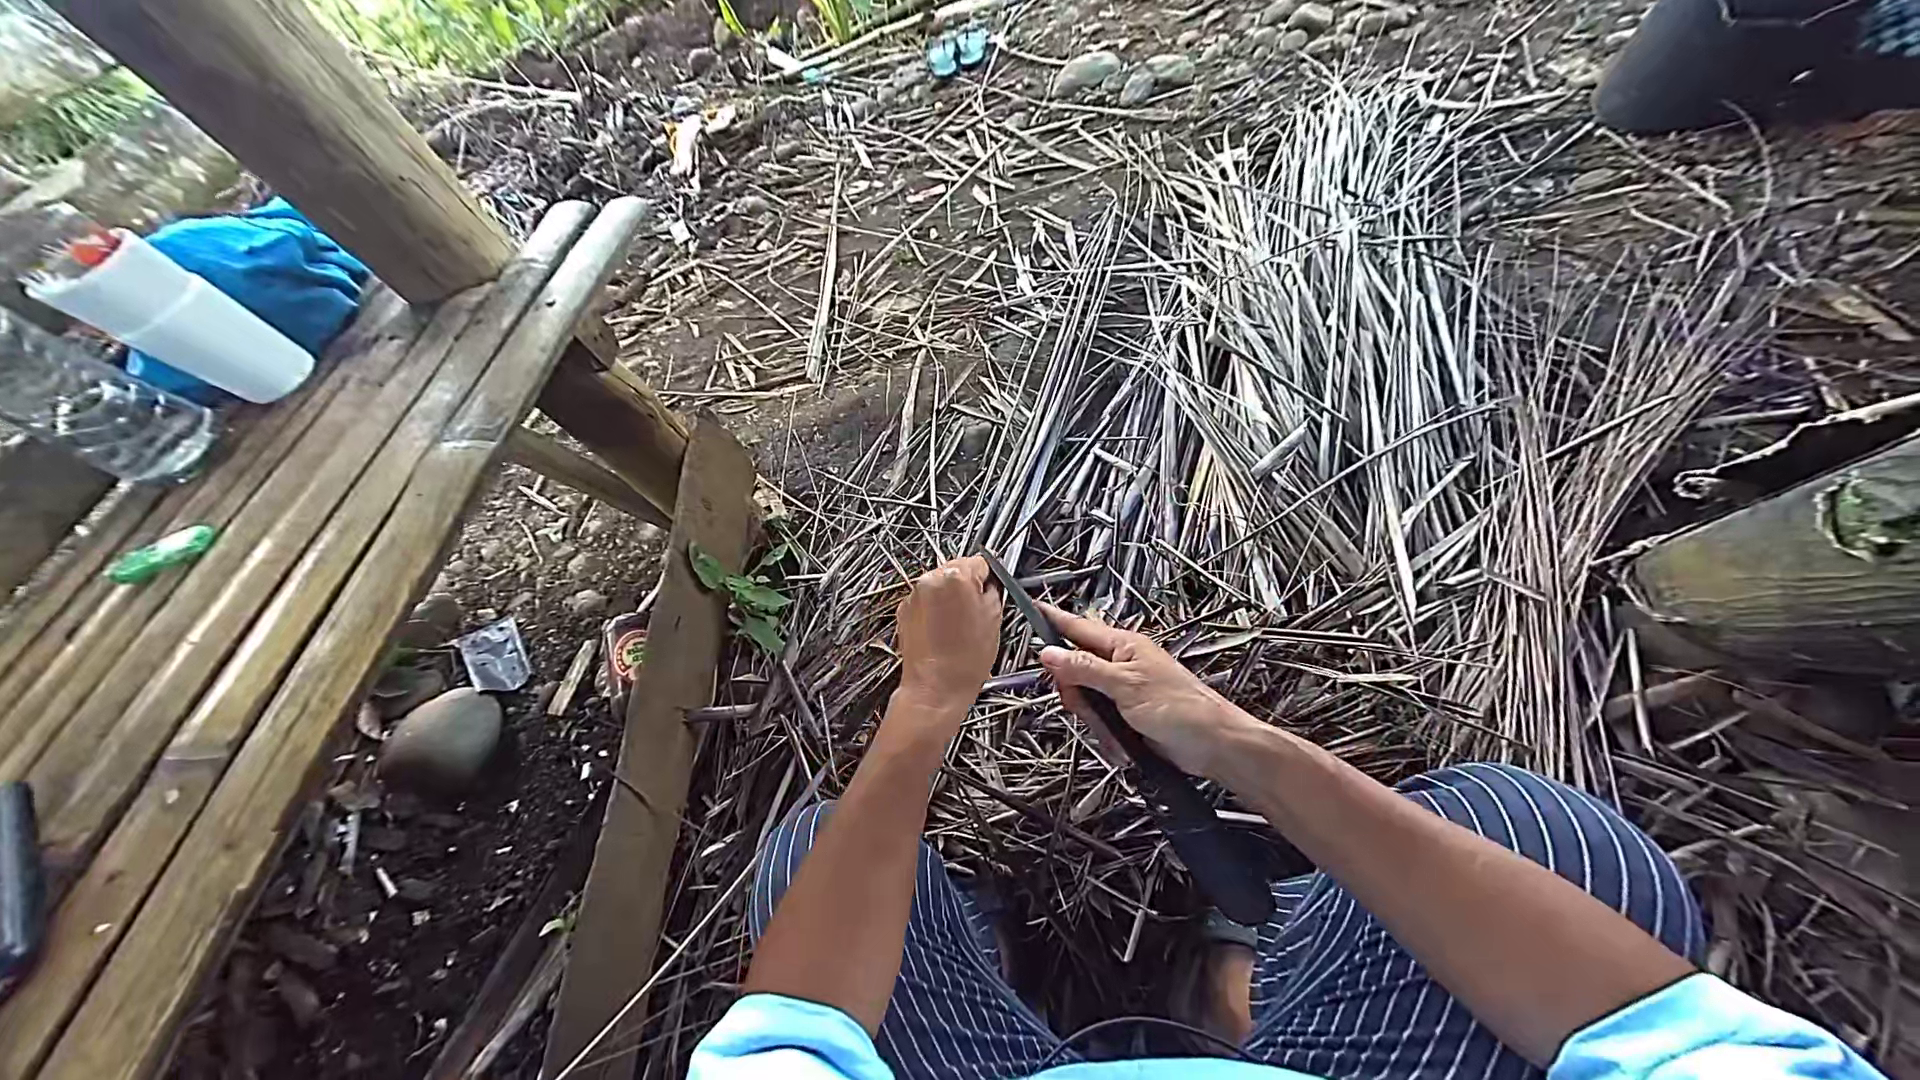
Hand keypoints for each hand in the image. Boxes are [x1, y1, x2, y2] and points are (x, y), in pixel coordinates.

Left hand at [892, 555, 1001, 724]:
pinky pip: (927, 600)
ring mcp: (915, 594)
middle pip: (958, 569)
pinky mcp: (905, 609)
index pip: (981, 561)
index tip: (992, 586)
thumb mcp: (994, 618)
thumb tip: (991, 582)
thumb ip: (993, 590)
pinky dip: (936, 609)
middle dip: (968, 586)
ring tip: (961, 625)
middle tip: (978, 611)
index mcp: (956, 577)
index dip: (990, 576)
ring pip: (941, 585)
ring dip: (951, 598)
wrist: (935, 688)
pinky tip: (946, 630)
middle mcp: (931, 580)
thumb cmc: (963, 660)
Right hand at [1036, 602, 1263, 781]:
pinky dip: (1103, 730)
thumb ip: (1084, 669)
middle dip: (1073, 689)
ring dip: (1091, 715)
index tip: (1032, 608)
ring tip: (1109, 724)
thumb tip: (1051, 653)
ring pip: (1083, 696)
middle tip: (1083, 701)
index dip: (1053, 619)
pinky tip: (1117, 737)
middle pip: (1073, 668)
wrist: (1212, 745)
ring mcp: (1122, 689)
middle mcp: (1121, 663)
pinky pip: (1098, 718)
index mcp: (1123, 645)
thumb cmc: (1184, 708)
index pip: (1077, 627)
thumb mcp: (1125, 685)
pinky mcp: (1125, 713)